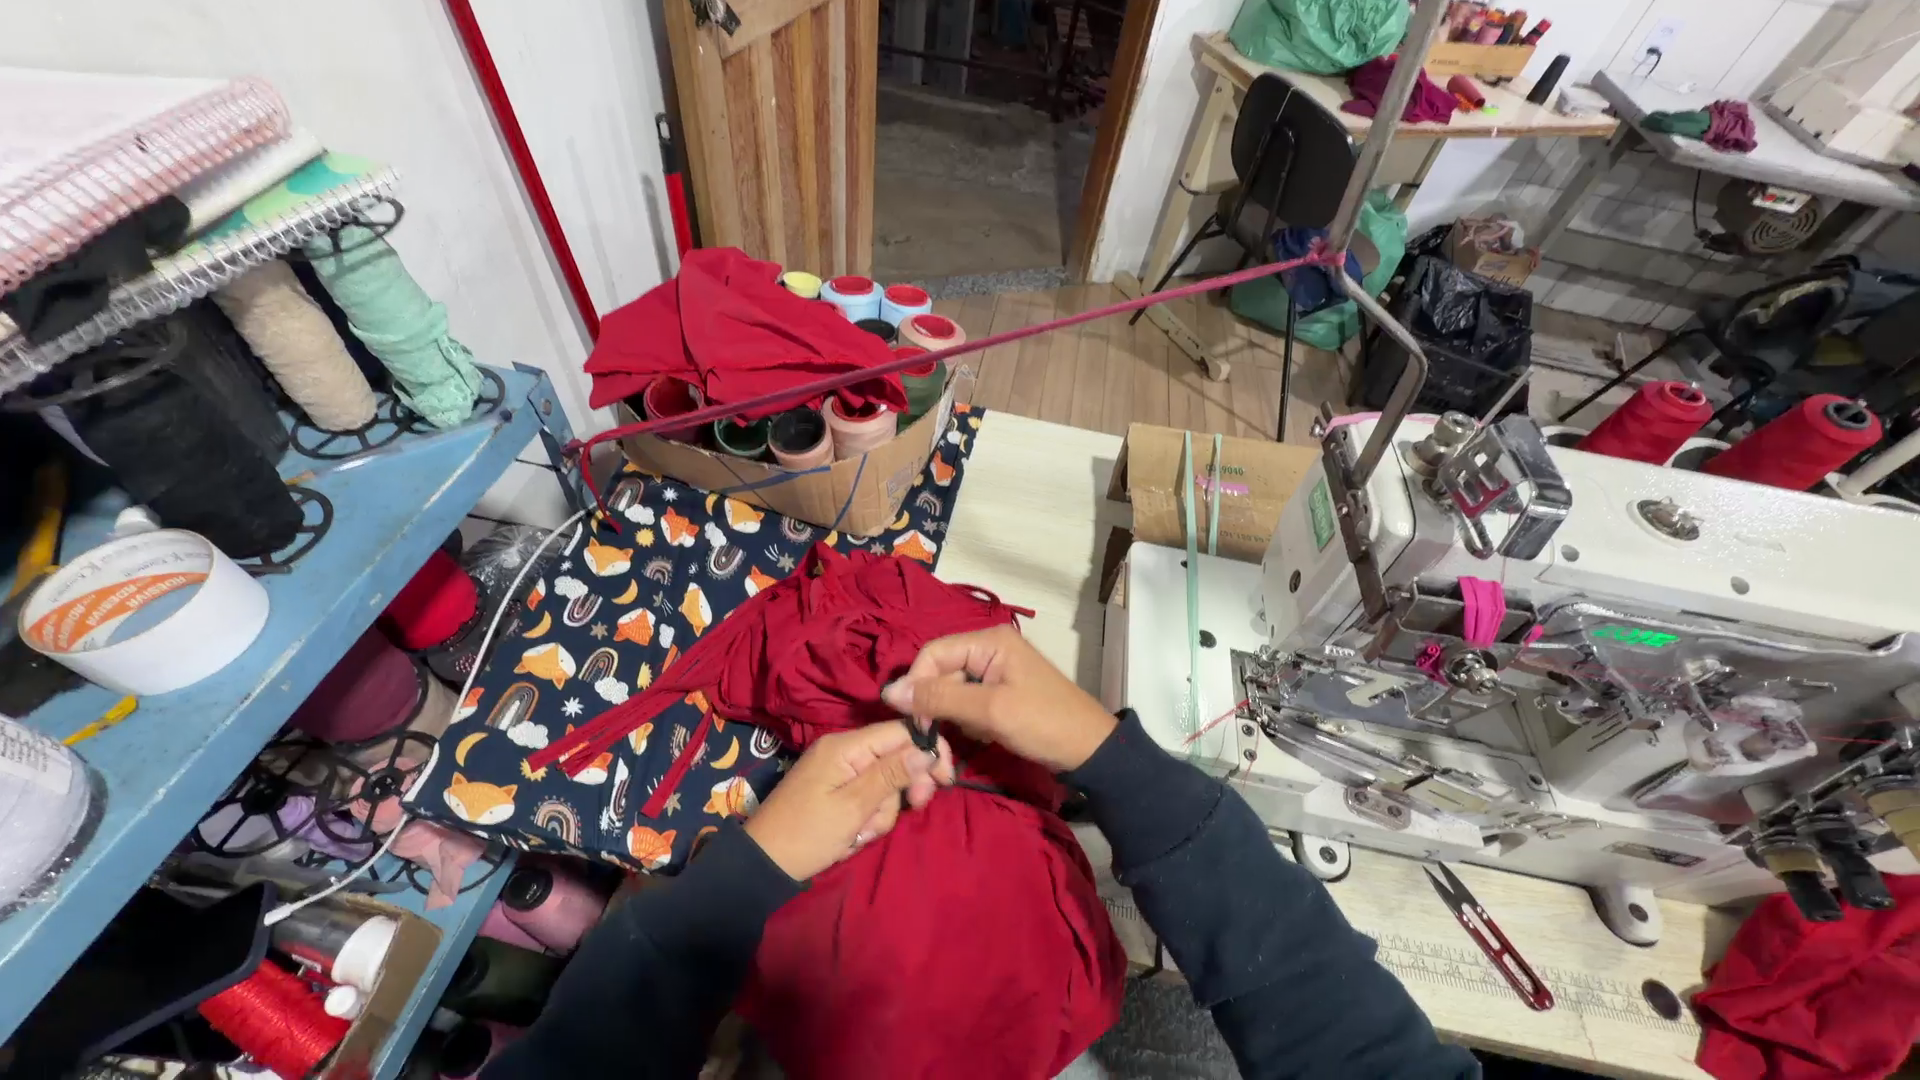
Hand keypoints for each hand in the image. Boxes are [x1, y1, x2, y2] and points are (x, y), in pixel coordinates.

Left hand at [742, 723, 953, 880]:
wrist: (763, 865)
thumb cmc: (807, 834)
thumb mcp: (853, 807)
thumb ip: (891, 775)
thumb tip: (927, 749)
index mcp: (845, 746)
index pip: (899, 732)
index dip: (927, 750)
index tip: (945, 779)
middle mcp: (844, 751)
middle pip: (896, 757)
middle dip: (905, 786)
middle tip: (915, 807)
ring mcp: (840, 771)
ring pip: (886, 782)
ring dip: (883, 810)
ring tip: (863, 832)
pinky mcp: (838, 791)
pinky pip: (869, 796)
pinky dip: (870, 816)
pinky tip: (856, 834)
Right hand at [880, 626, 1116, 772]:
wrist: (1089, 750)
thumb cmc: (1043, 723)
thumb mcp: (989, 711)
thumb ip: (940, 699)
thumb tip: (889, 692)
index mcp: (989, 640)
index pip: (933, 653)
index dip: (916, 684)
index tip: (911, 720)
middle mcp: (989, 648)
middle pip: (940, 671)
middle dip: (934, 705)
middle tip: (934, 738)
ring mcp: (995, 670)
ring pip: (951, 690)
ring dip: (949, 717)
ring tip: (962, 739)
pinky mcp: (999, 692)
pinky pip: (966, 702)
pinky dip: (964, 721)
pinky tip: (978, 736)